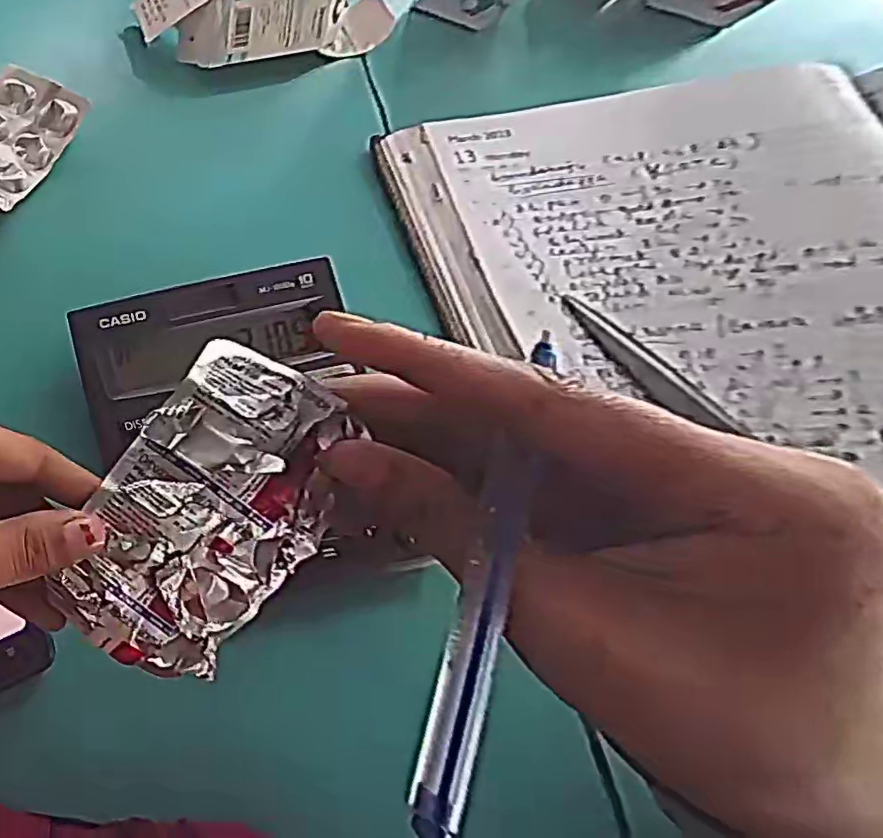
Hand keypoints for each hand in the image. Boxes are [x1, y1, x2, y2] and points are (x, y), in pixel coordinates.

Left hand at [0, 400, 105, 651]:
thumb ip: (23, 547)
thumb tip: (87, 532)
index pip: (24, 453)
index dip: (75, 488)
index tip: (120, 520)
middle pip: (8, 482)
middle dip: (51, 531)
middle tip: (100, 573)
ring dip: (24, 553)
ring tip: (74, 598)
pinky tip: (32, 599)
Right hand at [311, 312, 882, 836]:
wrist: (799, 806)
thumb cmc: (733, 734)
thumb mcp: (566, 622)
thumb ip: (449, 527)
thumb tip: (357, 462)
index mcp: (748, 489)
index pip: (547, 401)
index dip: (430, 363)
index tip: (350, 335)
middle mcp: (708, 469)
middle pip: (517, 416)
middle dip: (409, 406)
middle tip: (327, 400)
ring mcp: (666, 489)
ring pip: (509, 444)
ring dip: (418, 442)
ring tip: (344, 437)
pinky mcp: (627, 511)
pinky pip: (518, 478)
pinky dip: (448, 476)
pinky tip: (392, 471)